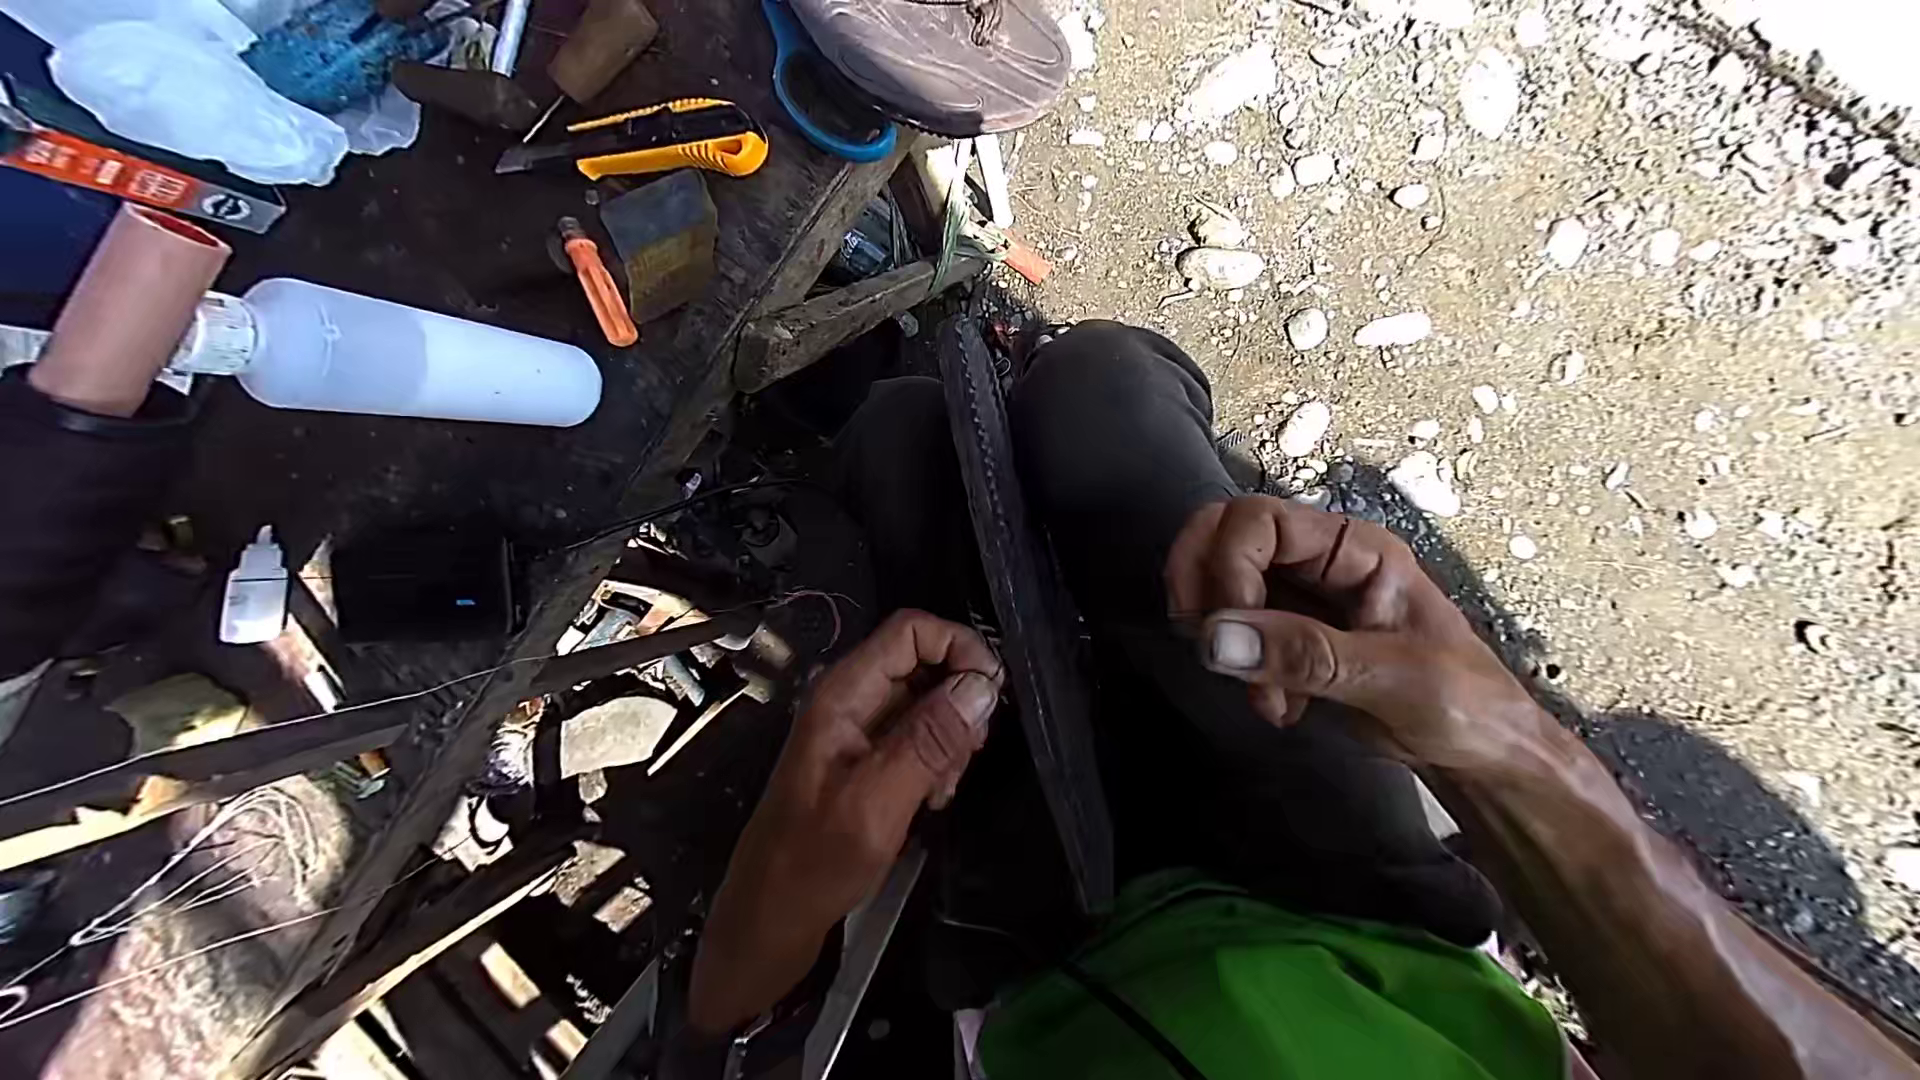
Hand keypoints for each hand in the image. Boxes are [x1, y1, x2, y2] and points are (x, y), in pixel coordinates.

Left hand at [688, 609, 1002, 1034]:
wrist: (773, 912)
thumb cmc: (815, 860)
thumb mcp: (877, 802)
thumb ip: (929, 739)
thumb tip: (981, 685)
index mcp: (845, 691)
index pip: (911, 630)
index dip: (958, 646)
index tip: (991, 693)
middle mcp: (855, 695)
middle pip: (924, 661)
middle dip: (959, 699)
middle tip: (969, 754)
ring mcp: (862, 724)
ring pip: (929, 698)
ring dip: (952, 735)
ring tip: (943, 787)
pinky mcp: (871, 751)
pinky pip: (921, 731)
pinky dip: (939, 756)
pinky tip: (933, 796)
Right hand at [1165, 495, 1548, 770]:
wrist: (1478, 754)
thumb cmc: (1466, 707)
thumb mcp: (1399, 680)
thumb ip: (1308, 654)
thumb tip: (1215, 638)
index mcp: (1354, 548)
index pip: (1256, 521)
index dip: (1229, 567)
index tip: (1231, 633)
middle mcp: (1313, 558)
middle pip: (1219, 534)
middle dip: (1199, 586)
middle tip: (1206, 643)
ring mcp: (1290, 592)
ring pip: (1211, 576)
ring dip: (1212, 632)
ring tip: (1257, 689)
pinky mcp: (1275, 629)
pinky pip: (1222, 624)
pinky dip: (1225, 659)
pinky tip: (1269, 698)